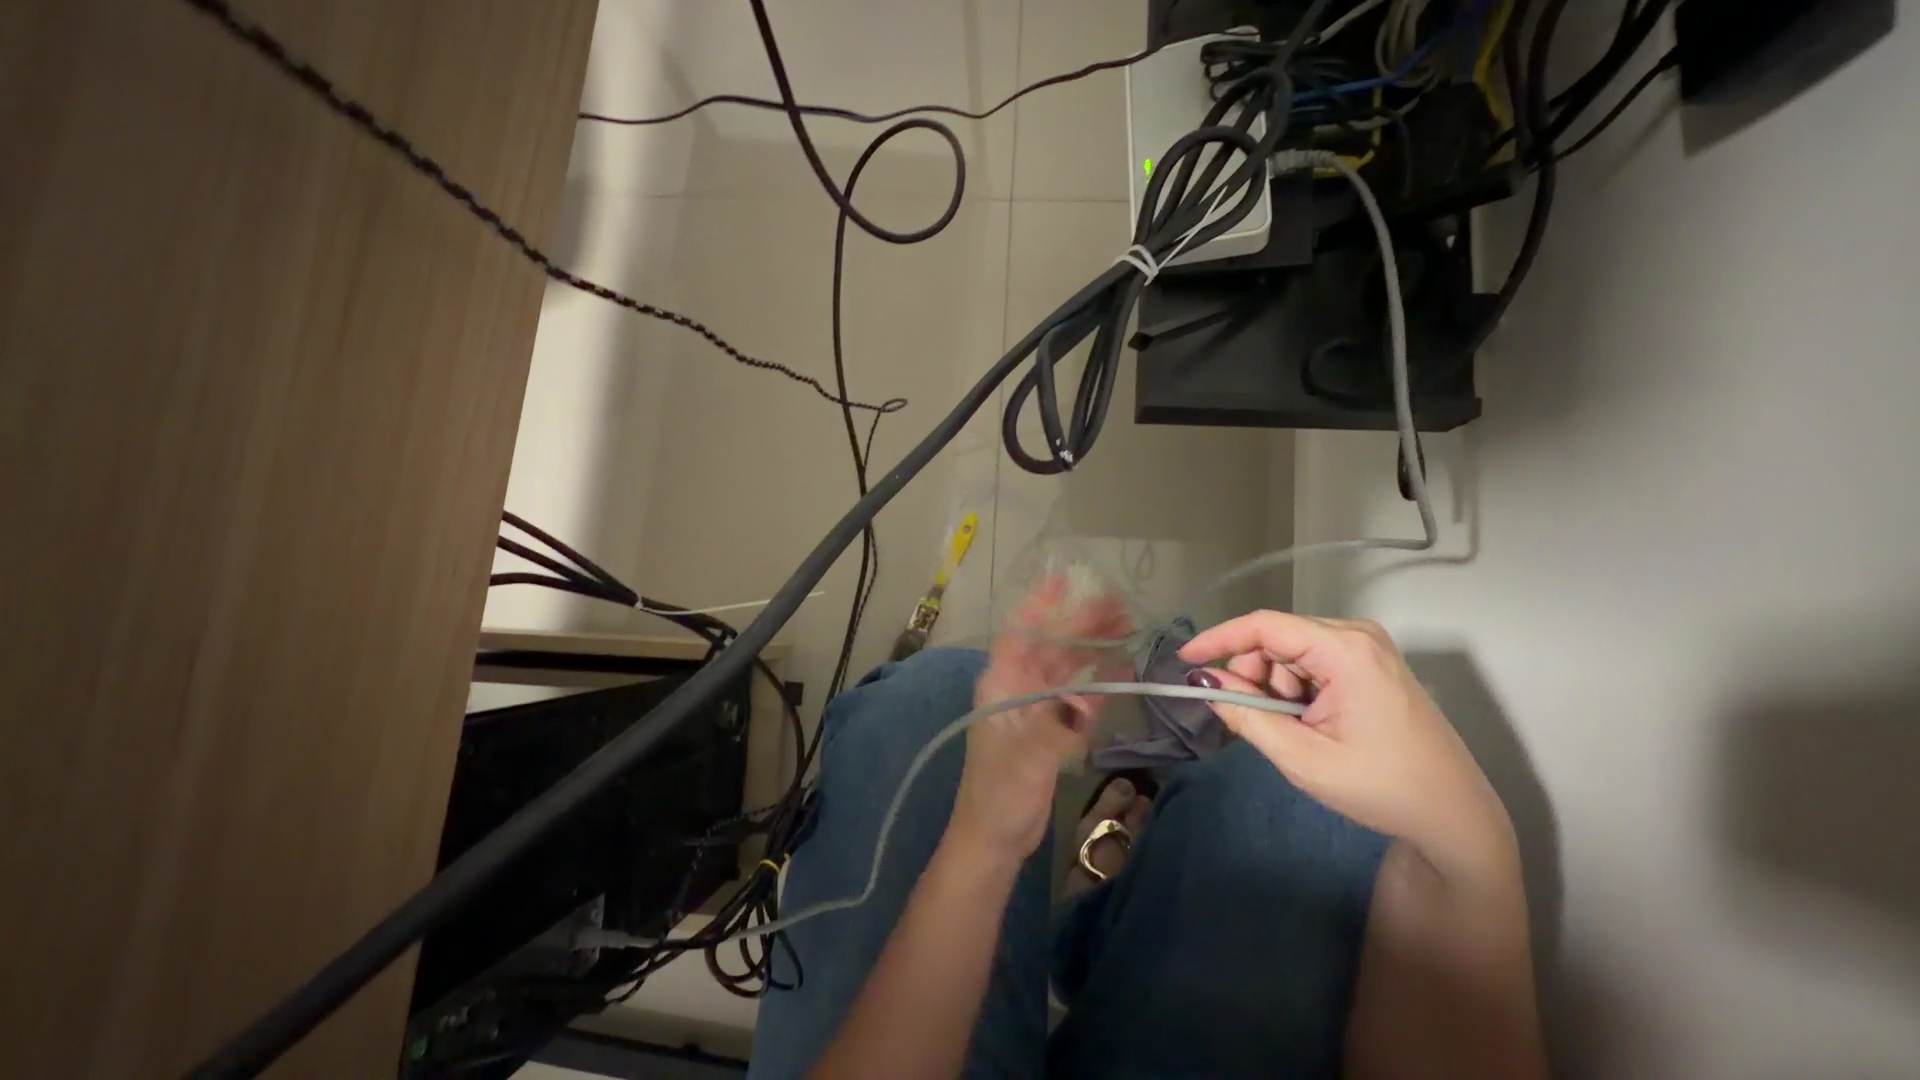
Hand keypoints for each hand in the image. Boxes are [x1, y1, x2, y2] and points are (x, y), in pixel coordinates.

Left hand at [949, 575, 1131, 861]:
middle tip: (1117, 602)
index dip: (1040, 604)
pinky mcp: (1051, 731)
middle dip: (1080, 623)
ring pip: (1067, 668)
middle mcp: (1017, 689)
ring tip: (1126, 624)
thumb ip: (1056, 728)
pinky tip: (1123, 667)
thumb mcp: (1026, 759)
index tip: (1065, 578)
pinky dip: (1099, 681)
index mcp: (1000, 686)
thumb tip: (1086, 705)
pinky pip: (1078, 696)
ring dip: (1093, 647)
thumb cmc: (999, 795)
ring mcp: (1036, 710)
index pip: (1020, 633)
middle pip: (1051, 646)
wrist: (993, 839)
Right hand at [1180, 612, 1515, 884]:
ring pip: (1290, 651)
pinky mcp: (1368, 664)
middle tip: (1250, 719)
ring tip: (1289, 731)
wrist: (1450, 814)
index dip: (1218, 639)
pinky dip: (1293, 689)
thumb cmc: (1379, 786)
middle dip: (1251, 674)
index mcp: (1346, 650)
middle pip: (1276, 637)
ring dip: (1273, 686)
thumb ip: (1246, 715)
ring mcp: (1366, 648)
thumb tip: (1202, 684)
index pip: (1264, 625)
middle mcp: (1357, 635)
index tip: (1183, 661)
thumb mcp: (1302, 756)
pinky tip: (1304, 722)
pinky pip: (1311, 662)